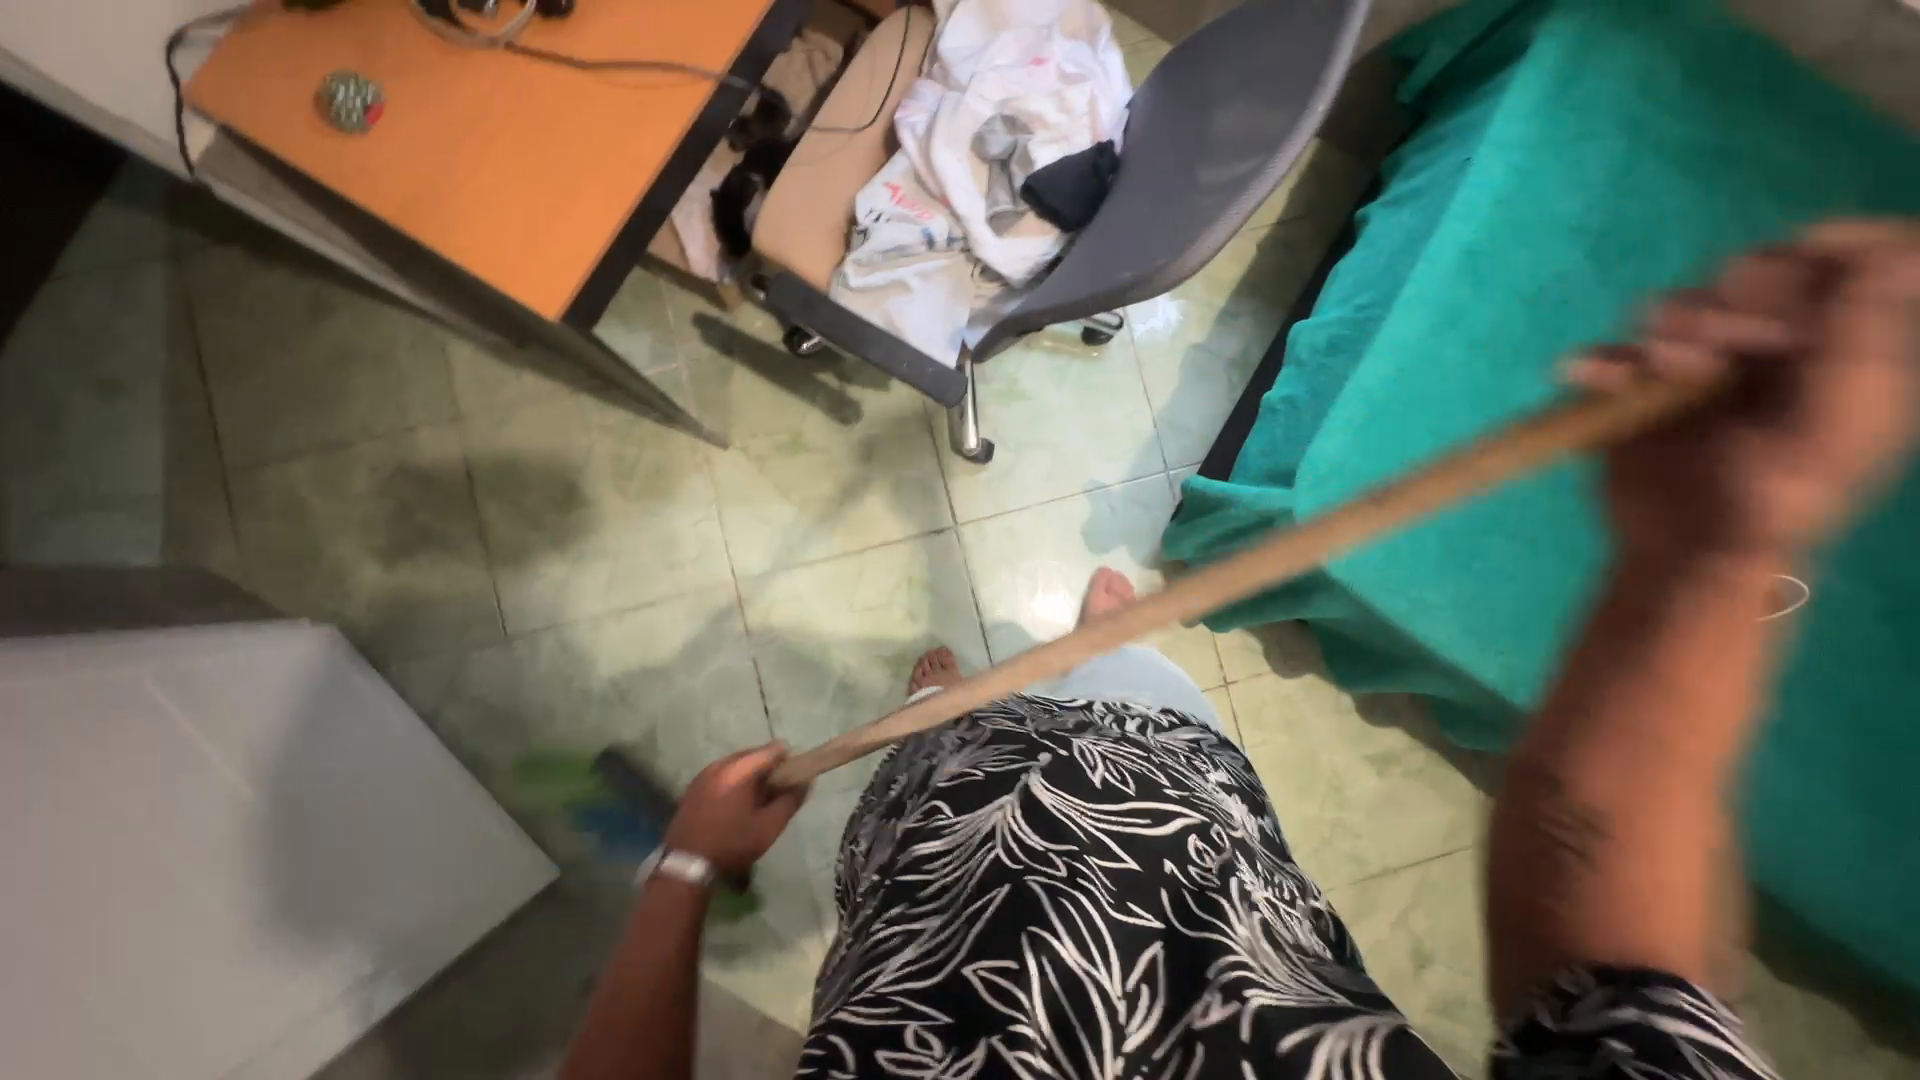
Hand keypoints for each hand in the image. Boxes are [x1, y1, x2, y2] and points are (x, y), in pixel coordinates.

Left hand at [663, 743, 805, 877]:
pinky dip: (734, 781)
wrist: (685, 865)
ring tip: (755, 801)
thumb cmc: (731, 844)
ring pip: (737, 763)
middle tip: (775, 793)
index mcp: (740, 769)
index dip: (788, 761)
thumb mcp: (768, 827)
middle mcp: (721, 764)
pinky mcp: (694, 786)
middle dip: (768, 768)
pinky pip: (722, 773)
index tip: (792, 781)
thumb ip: (790, 801)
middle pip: (754, 754)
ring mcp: (704, 773)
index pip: (774, 749)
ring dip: (750, 775)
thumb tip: (806, 782)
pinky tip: (735, 805)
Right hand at [1568, 221, 1919, 564]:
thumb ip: (1859, 341)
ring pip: (1679, 310)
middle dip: (1731, 301)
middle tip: (1708, 337)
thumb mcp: (1835, 424)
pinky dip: (1597, 361)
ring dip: (1662, 329)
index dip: (1835, 248)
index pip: (1856, 267)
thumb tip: (1891, 254)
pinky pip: (1612, 356)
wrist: (1687, 548)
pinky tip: (1583, 372)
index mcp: (1841, 349)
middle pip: (1758, 280)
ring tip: (1652, 363)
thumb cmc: (1774, 499)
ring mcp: (1700, 366)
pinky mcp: (1639, 390)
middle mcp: (1774, 346)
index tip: (1803, 248)